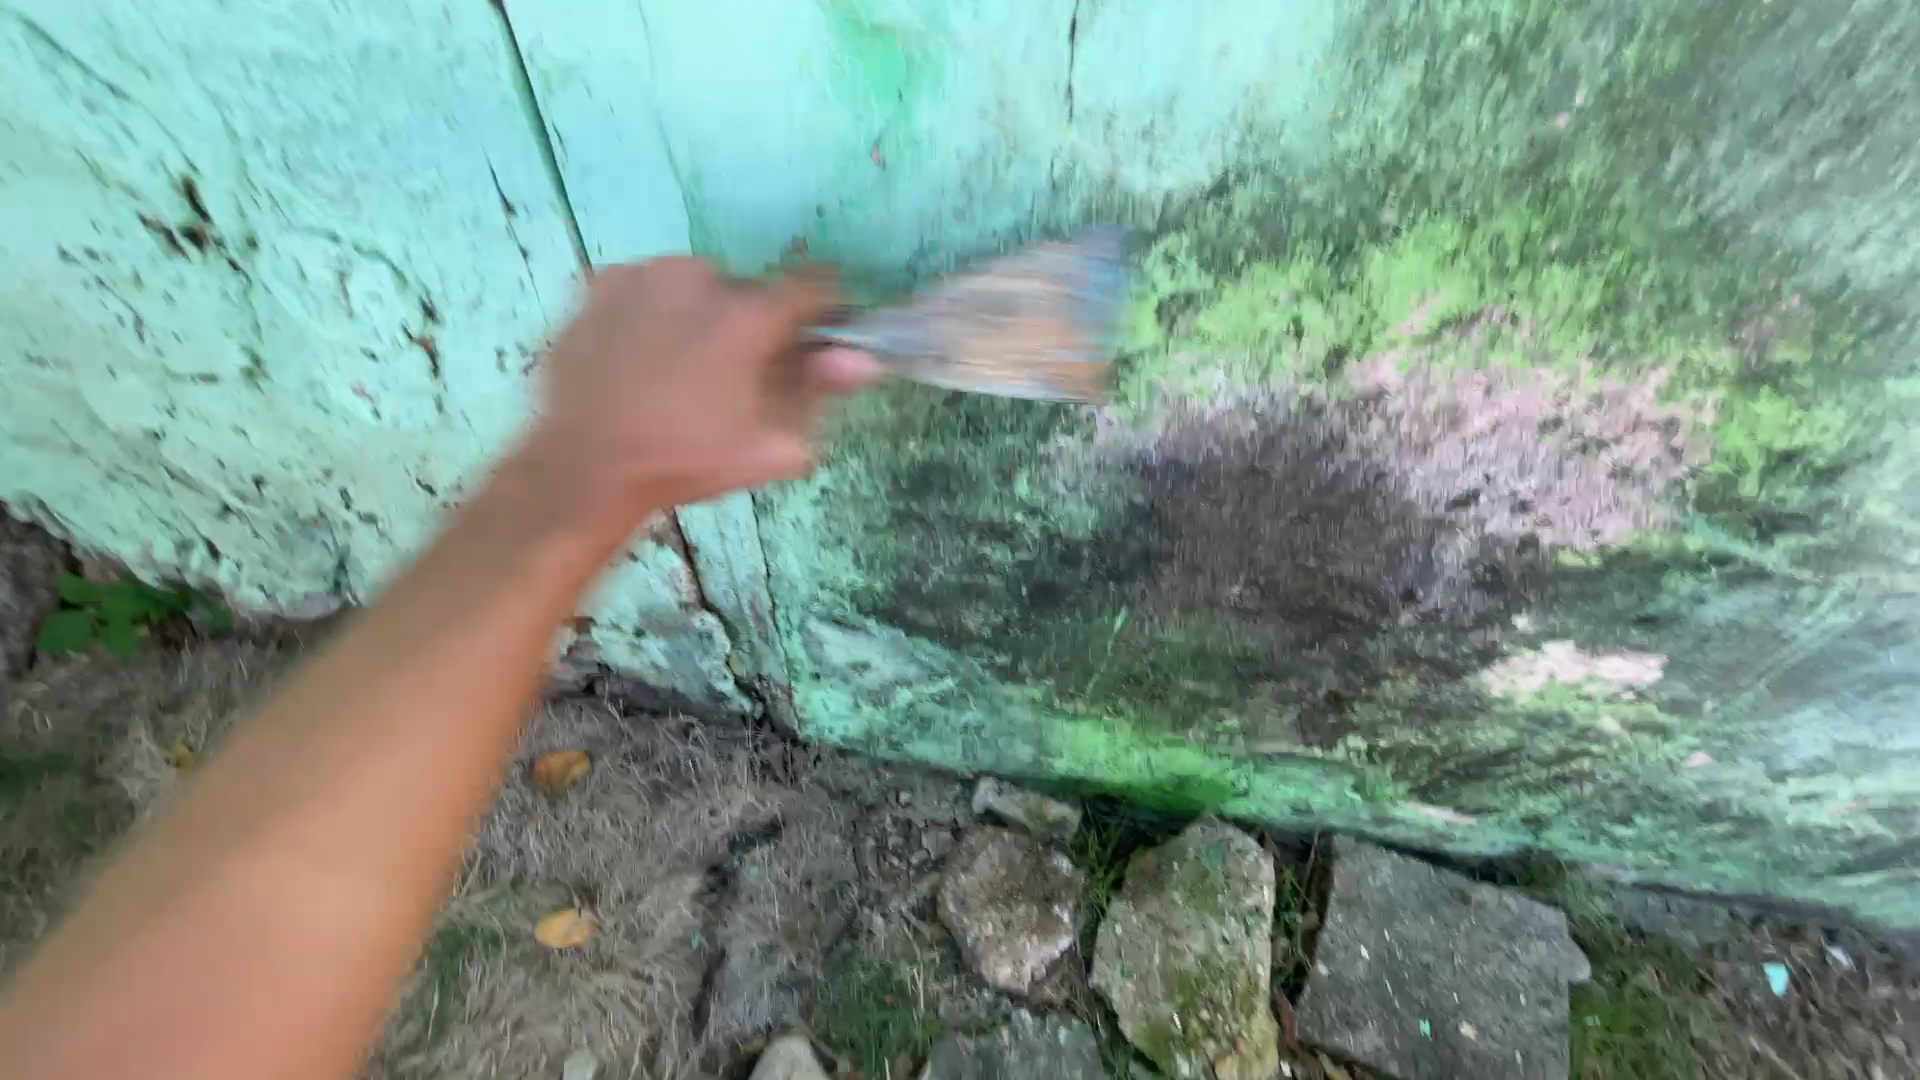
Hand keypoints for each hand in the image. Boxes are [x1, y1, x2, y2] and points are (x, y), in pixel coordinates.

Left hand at [518, 258, 880, 528]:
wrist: (586, 469)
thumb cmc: (688, 462)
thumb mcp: (772, 445)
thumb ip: (819, 393)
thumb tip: (861, 358)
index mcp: (747, 314)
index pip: (812, 287)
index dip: (824, 312)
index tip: (818, 336)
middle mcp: (697, 277)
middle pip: (749, 291)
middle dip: (754, 324)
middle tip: (738, 374)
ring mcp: (642, 276)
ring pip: (696, 287)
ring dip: (703, 315)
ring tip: (684, 369)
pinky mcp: (598, 285)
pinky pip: (648, 289)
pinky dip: (656, 313)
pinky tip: (644, 357)